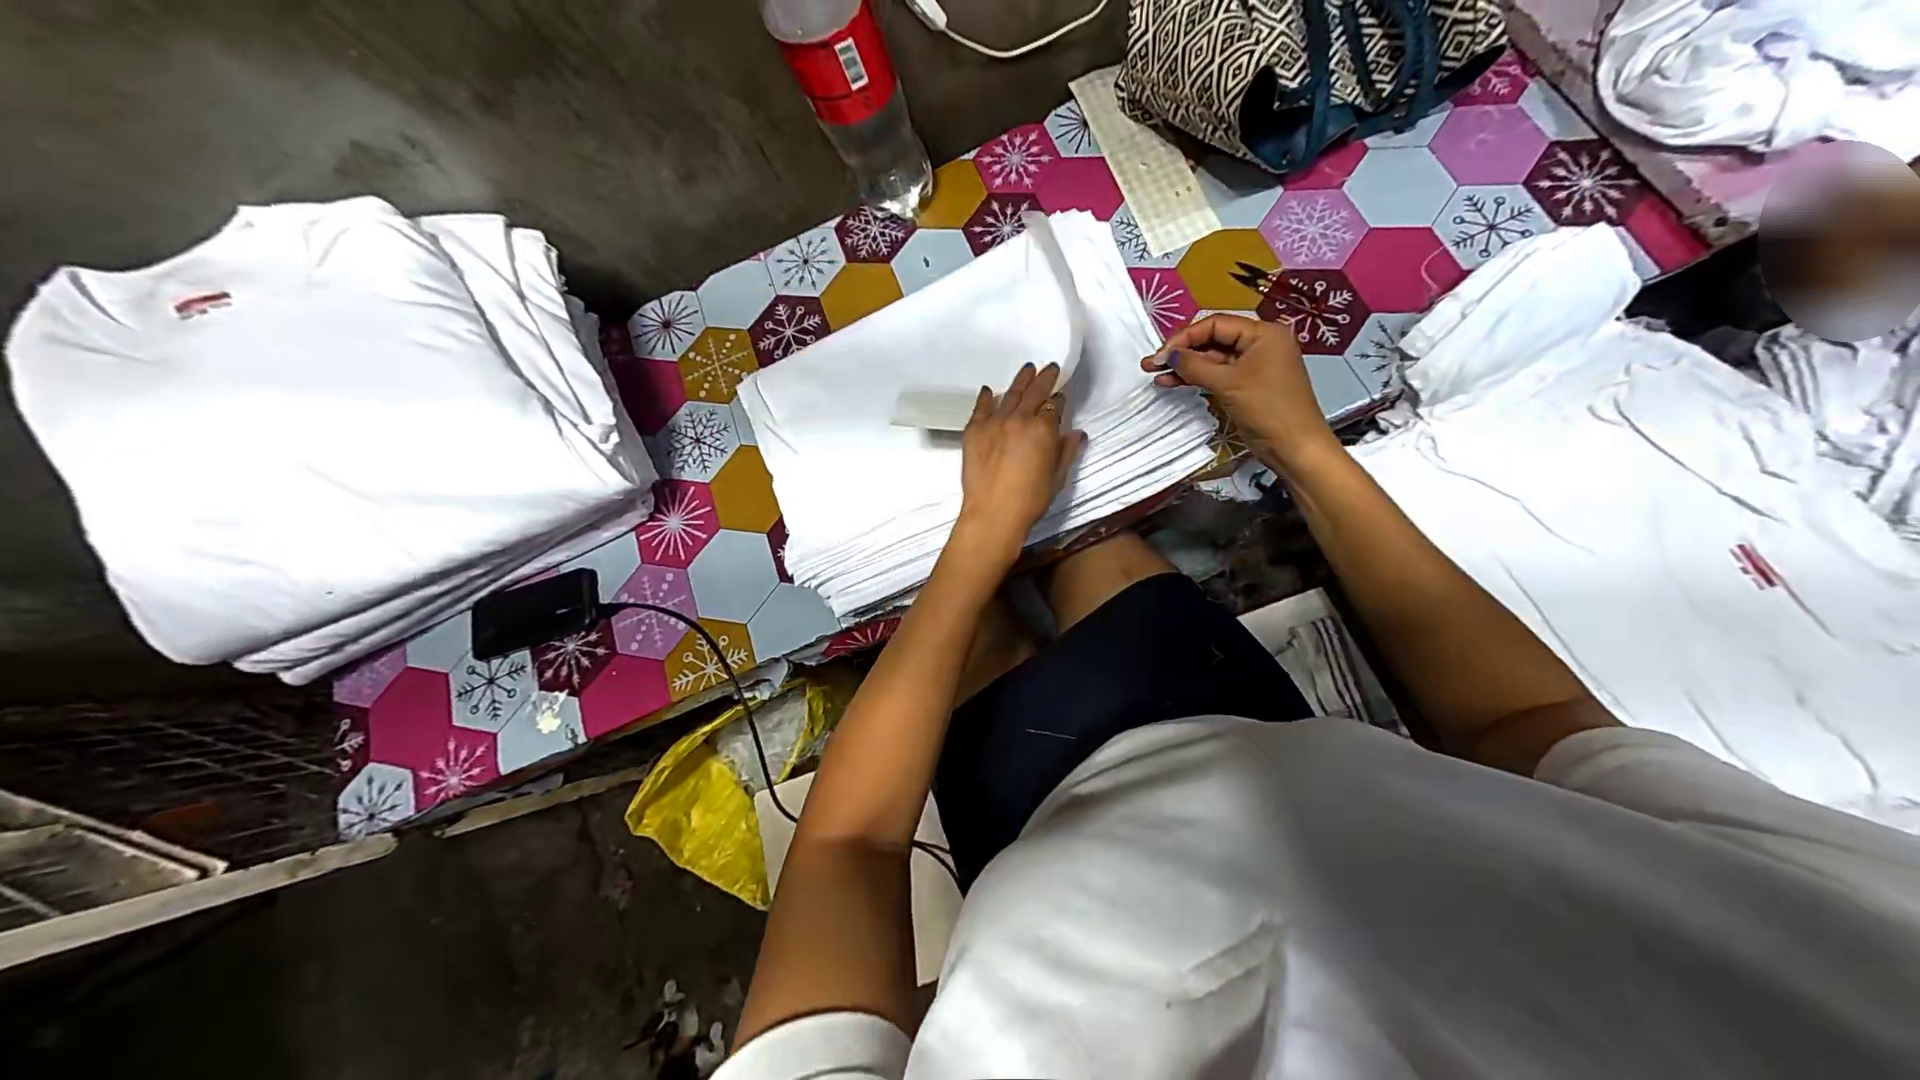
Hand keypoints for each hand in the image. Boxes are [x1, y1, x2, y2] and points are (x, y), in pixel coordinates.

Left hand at [953, 363, 1083, 565]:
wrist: (993, 513)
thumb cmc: (1030, 501)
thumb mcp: (1057, 478)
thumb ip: (1066, 451)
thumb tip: (1076, 433)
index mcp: (1044, 429)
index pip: (1054, 405)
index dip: (1059, 400)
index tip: (1060, 395)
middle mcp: (1020, 419)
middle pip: (1034, 392)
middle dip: (1044, 378)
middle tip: (1049, 368)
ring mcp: (995, 422)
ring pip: (1010, 394)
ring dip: (1021, 381)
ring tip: (1027, 369)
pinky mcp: (974, 431)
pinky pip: (982, 407)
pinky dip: (987, 397)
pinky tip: (990, 391)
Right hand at [1142, 314, 1336, 471]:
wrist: (1294, 446)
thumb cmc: (1267, 408)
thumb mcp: (1228, 383)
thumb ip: (1195, 365)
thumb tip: (1168, 355)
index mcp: (1263, 333)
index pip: (1216, 324)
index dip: (1185, 337)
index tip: (1160, 354)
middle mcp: (1259, 343)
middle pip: (1213, 339)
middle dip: (1182, 351)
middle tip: (1152, 363)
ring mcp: (1253, 365)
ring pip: (1212, 359)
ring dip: (1185, 366)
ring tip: (1156, 374)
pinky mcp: (1246, 385)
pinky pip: (1217, 375)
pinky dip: (1196, 378)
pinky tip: (1173, 382)